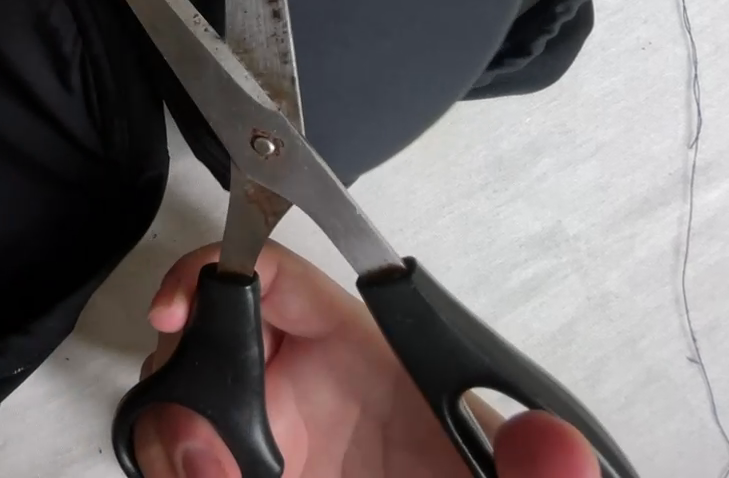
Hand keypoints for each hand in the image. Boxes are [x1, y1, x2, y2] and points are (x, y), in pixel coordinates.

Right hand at [131, 243, 598, 477]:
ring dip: (172, 441)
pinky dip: (179, 469)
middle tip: (201, 462)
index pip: (272, 277)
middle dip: (177, 381)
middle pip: (200, 337)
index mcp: (358, 357)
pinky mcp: (247, 465)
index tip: (171, 311)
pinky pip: (184, 457)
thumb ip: (540, 476)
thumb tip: (557, 445)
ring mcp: (266, 433)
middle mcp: (297, 381)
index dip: (209, 272)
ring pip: (177, 401)